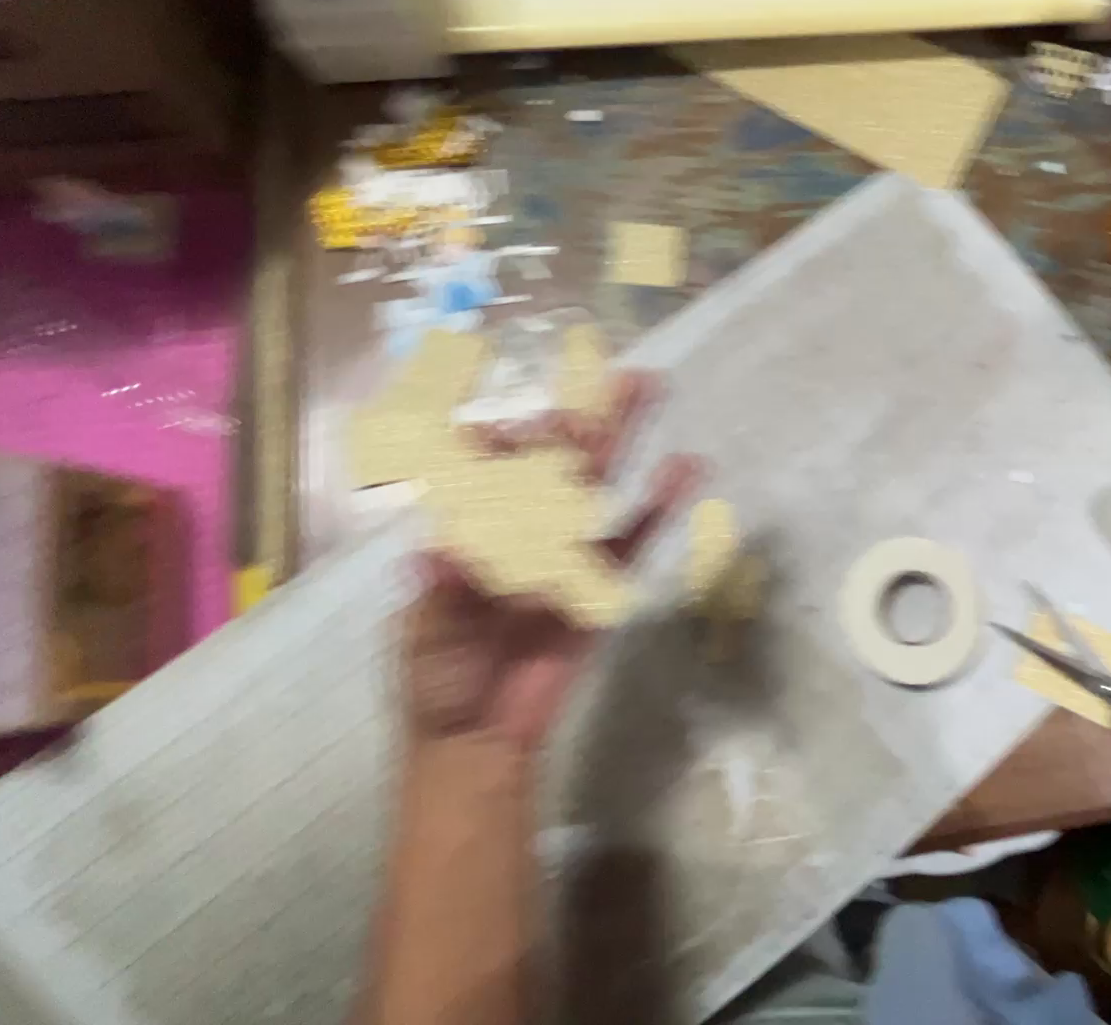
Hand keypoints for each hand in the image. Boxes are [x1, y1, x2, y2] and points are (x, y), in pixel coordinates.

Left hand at [401, 371, 701, 750]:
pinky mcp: (600, 585)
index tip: (513, 432)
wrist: (476, 738)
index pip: (491, 471)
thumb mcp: (425, 635)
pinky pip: (632, 542)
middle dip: (581, 415)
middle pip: (555, 462)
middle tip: (615, 371)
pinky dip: (658, 508)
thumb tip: (438, 549)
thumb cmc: (436, 682)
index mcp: (472, 531)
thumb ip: (438, 593)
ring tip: (650, 387)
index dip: (505, 444)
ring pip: (598, 485)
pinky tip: (685, 469)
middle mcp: (523, 529)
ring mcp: (565, 553)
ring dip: (622, 437)